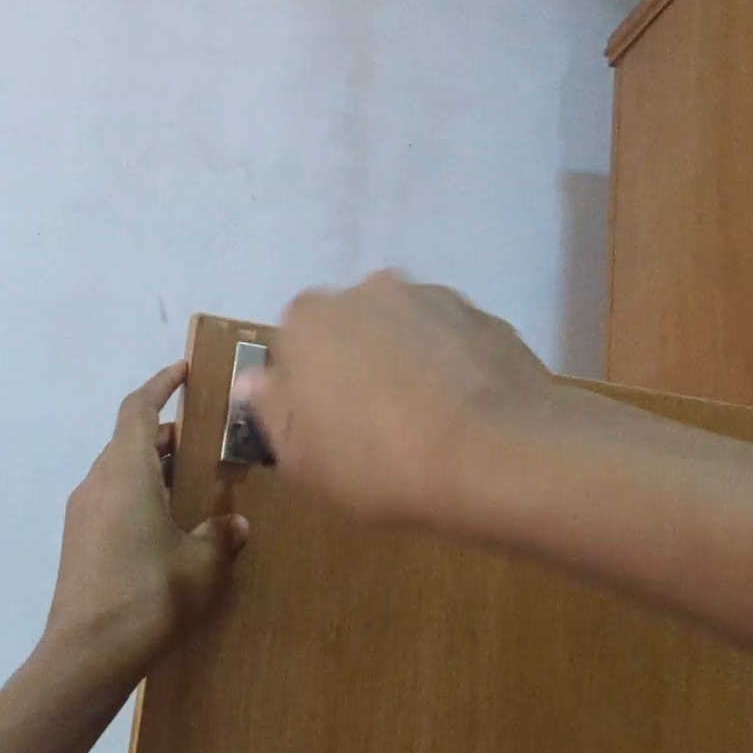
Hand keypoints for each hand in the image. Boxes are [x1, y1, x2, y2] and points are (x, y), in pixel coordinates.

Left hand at [45, 361, 250, 671]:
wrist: (84, 657)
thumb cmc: (148, 595)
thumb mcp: (201, 564)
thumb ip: (221, 536)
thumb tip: (235, 526)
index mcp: (126, 471)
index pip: (139, 409)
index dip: (161, 384)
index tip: (184, 371)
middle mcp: (98, 482)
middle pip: (131, 439)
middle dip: (167, 434)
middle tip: (205, 442)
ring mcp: (83, 513)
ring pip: (121, 471)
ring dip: (154, 468)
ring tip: (192, 485)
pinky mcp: (78, 542)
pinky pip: (112, 499)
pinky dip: (140, 495)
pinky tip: (167, 527)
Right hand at [248, 271, 559, 529]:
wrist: (497, 453)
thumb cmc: (379, 462)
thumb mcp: (302, 459)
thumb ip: (271, 409)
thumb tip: (255, 379)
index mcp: (308, 320)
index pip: (294, 346)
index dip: (307, 386)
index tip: (325, 424)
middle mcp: (364, 290)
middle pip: (348, 328)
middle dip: (354, 364)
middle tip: (374, 422)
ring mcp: (428, 296)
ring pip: (401, 327)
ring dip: (404, 358)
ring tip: (426, 416)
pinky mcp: (479, 313)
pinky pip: (448, 337)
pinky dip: (449, 361)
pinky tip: (463, 406)